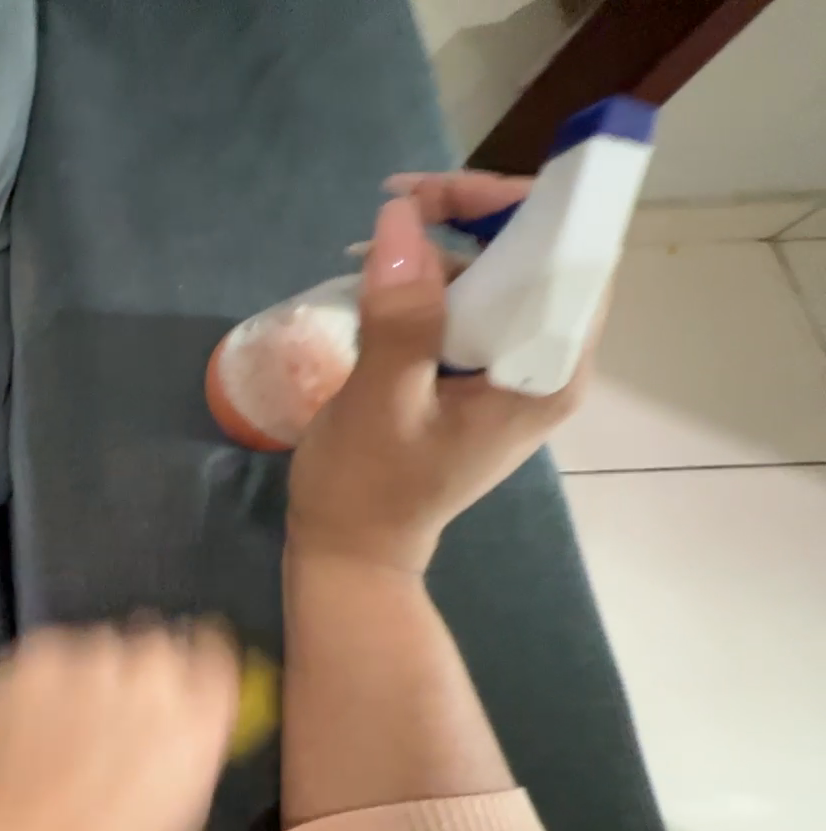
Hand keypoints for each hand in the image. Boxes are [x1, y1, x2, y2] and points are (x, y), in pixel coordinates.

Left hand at [0, 620, 239, 830]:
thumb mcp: (184, 803)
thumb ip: (193, 742)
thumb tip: (188, 713)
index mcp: (203, 704)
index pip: (213, 650)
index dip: (193, 664)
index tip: (178, 678)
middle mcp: (155, 663)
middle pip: (156, 642)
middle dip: (138, 668)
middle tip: (113, 709)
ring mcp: (94, 650)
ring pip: (100, 643)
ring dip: (91, 671)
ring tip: (66, 722)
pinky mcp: (41, 648)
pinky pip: (51, 651)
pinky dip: (46, 675)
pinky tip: (34, 716)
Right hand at [288, 173, 593, 572]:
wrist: (351, 549)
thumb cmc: (364, 487)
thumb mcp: (377, 402)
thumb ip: (399, 317)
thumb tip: (400, 221)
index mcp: (545, 373)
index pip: (567, 256)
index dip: (511, 204)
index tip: (431, 193)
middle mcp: (548, 367)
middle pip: (538, 262)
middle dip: (472, 219)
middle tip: (393, 207)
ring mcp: (515, 377)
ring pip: (502, 284)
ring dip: (445, 252)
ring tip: (378, 246)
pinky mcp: (481, 384)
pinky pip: (473, 314)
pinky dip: (433, 288)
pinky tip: (388, 288)